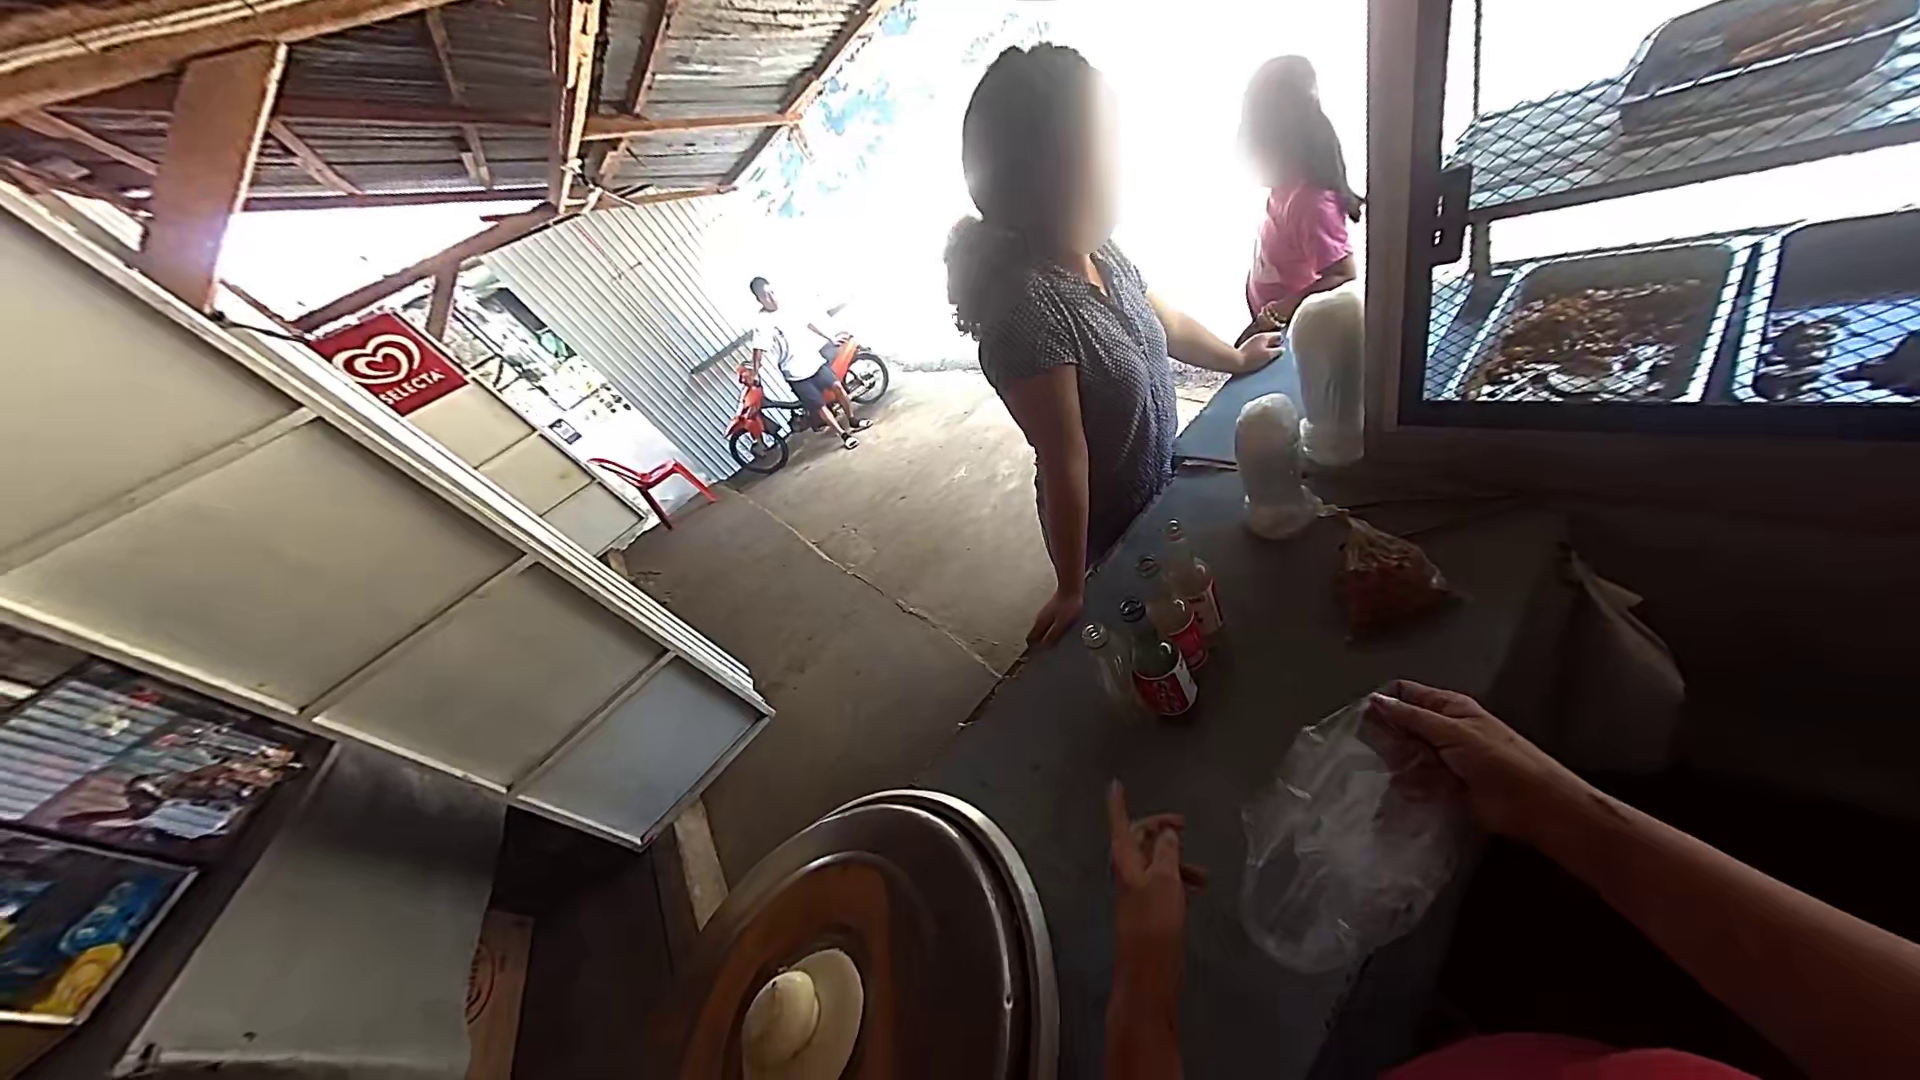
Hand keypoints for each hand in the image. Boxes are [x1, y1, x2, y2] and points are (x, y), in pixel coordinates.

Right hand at [1027, 582, 1084, 645]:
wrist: (1070, 589)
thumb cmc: (1068, 605)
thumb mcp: (1061, 624)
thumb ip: (1052, 635)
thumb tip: (1045, 646)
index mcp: (1040, 622)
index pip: (1031, 638)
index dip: (1033, 648)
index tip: (1036, 654)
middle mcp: (1039, 618)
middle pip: (1033, 634)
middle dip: (1036, 643)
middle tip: (1041, 651)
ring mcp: (1044, 613)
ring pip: (1038, 628)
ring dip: (1041, 636)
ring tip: (1047, 643)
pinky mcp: (1050, 610)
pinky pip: (1045, 623)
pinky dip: (1046, 629)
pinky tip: (1053, 630)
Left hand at [1107, 782, 1202, 1005]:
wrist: (1148, 976)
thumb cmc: (1155, 925)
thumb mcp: (1165, 881)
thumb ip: (1166, 852)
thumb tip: (1166, 832)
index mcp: (1125, 859)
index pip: (1120, 821)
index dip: (1117, 801)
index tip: (1115, 783)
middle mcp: (1127, 870)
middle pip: (1140, 839)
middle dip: (1161, 831)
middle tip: (1183, 826)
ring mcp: (1136, 890)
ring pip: (1155, 862)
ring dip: (1176, 860)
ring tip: (1202, 874)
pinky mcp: (1147, 909)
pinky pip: (1162, 882)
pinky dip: (1178, 879)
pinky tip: (1195, 890)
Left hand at [1235, 331, 1283, 373]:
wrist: (1234, 362)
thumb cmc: (1252, 358)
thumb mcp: (1269, 355)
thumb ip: (1278, 351)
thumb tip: (1283, 349)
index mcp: (1265, 336)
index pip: (1279, 335)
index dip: (1283, 342)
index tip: (1284, 351)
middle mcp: (1257, 337)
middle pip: (1271, 340)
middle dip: (1275, 346)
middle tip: (1278, 356)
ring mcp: (1251, 342)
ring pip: (1263, 345)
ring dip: (1267, 350)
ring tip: (1269, 359)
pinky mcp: (1245, 349)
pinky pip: (1257, 349)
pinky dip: (1260, 353)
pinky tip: (1260, 360)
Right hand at [1367, 680, 1599, 843]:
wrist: (1541, 812)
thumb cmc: (1504, 764)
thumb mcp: (1454, 732)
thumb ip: (1411, 716)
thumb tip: (1375, 700)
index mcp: (1448, 707)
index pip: (1403, 693)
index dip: (1383, 701)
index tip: (1365, 716)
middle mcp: (1441, 728)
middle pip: (1398, 724)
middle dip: (1391, 738)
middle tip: (1396, 750)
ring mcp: (1441, 757)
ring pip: (1402, 752)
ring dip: (1402, 763)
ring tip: (1414, 774)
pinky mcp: (1441, 783)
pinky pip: (1412, 778)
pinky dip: (1410, 784)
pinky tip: (1418, 789)